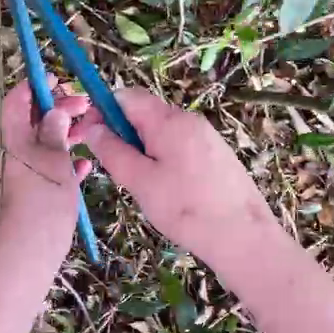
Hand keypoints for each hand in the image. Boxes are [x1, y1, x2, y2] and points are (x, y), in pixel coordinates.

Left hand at [0, 81, 92, 239]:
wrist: (32, 247)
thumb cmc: (44, 198)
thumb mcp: (55, 159)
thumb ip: (55, 131)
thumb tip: (55, 111)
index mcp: (13, 140)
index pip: (15, 102)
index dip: (34, 87)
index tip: (58, 80)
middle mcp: (13, 154)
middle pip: (32, 121)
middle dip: (58, 109)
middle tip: (84, 106)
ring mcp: (23, 174)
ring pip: (44, 144)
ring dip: (65, 134)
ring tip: (89, 131)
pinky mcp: (33, 193)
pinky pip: (50, 169)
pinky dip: (66, 162)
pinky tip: (86, 165)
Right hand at [73, 88, 282, 263]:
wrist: (244, 237)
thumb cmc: (186, 209)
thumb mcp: (139, 181)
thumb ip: (112, 151)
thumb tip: (93, 128)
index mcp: (168, 121)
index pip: (126, 95)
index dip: (102, 110)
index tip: (88, 137)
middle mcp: (189, 120)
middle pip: (143, 113)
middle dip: (121, 133)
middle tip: (114, 169)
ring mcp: (206, 136)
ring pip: (160, 132)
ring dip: (140, 149)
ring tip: (140, 184)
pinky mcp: (216, 155)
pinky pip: (178, 146)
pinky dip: (161, 159)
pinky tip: (165, 190)